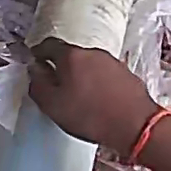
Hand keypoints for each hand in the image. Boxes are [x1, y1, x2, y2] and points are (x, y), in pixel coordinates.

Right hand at [28, 40, 159, 155]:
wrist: (136, 125)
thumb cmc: (89, 114)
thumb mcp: (52, 104)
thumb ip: (38, 84)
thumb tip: (35, 70)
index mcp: (70, 56)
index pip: (48, 44)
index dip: (38, 53)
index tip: (35, 63)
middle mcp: (92, 52)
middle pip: (70, 54)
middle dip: (60, 66)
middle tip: (54, 84)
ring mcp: (112, 62)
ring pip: (88, 64)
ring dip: (80, 75)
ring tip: (77, 95)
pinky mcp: (127, 74)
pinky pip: (104, 74)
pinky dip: (97, 83)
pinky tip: (97, 100)